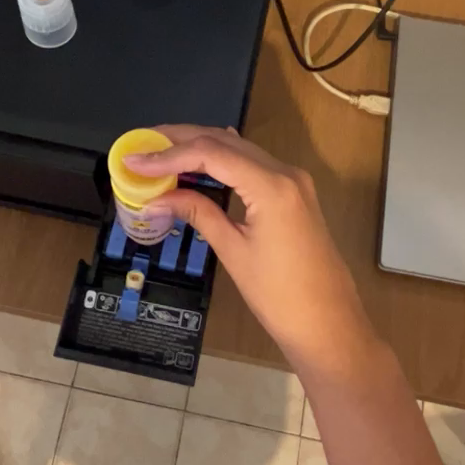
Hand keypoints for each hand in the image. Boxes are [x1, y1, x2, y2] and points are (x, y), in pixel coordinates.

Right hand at [127, 125, 372, 364]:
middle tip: (142, 143)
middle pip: (225, 142)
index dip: (168, 154)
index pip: (211, 154)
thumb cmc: (280, 296)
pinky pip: (252, 164)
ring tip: (162, 149)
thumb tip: (158, 198)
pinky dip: (222, 160)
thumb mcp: (233, 251)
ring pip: (239, 149)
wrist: (329, 324)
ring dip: (201, 146)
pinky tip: (200, 161)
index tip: (135, 161)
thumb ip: (198, 213)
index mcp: (272, 186)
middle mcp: (285, 173)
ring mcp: (293, 181)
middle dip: (181, 140)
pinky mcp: (294, 193)